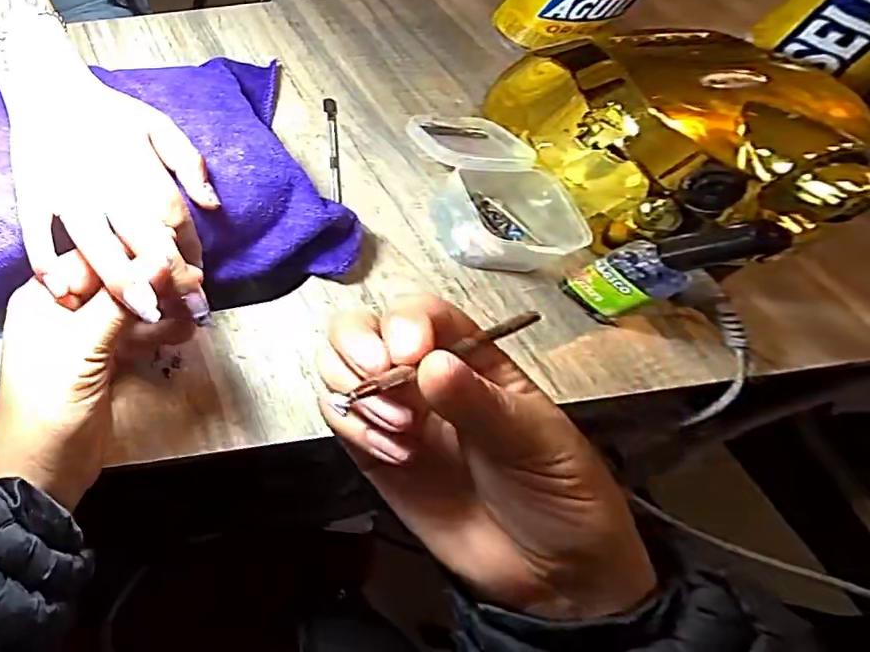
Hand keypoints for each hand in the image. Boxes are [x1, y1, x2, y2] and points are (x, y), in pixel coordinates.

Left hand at [0, 252, 198, 508]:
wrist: (41, 474)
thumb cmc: (49, 404)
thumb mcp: (81, 348)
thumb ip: (118, 304)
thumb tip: (158, 260)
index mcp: (41, 295)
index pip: (90, 259)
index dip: (131, 255)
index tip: (173, 253)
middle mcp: (59, 308)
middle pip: (111, 282)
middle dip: (150, 282)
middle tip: (195, 282)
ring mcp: (80, 335)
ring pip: (125, 309)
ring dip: (159, 307)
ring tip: (196, 305)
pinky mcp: (99, 360)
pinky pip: (130, 335)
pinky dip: (155, 333)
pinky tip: (184, 329)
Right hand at [3, 66, 217, 324]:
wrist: (46, 87)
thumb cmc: (105, 109)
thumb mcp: (156, 123)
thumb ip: (188, 161)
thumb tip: (211, 205)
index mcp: (137, 163)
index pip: (174, 215)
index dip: (192, 250)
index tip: (200, 278)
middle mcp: (103, 180)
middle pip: (143, 237)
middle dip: (170, 279)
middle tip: (190, 314)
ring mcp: (64, 190)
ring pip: (95, 244)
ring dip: (121, 282)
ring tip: (143, 313)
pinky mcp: (31, 195)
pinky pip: (36, 237)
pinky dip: (47, 266)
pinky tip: (63, 294)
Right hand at [317, 295, 656, 619]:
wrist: (551, 581)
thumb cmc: (562, 499)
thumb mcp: (542, 448)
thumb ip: (482, 404)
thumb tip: (430, 363)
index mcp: (466, 357)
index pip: (419, 312)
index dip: (403, 322)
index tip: (408, 356)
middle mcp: (415, 372)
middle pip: (357, 326)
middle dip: (355, 347)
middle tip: (378, 379)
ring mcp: (387, 405)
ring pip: (332, 362)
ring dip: (352, 389)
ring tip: (398, 431)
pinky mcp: (364, 440)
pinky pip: (332, 411)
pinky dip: (351, 427)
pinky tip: (393, 455)